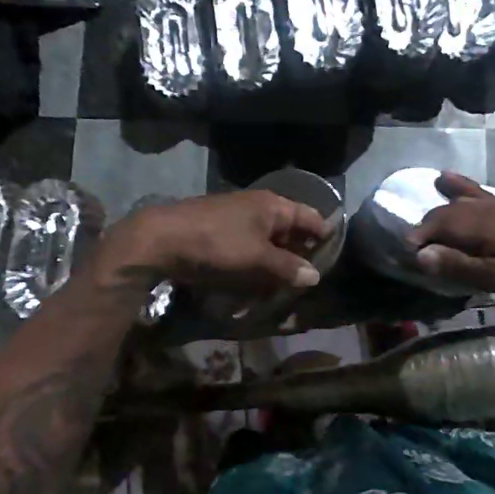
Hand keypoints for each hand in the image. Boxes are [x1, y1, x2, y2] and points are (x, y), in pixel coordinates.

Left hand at [98, 190, 329, 294]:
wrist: (161, 238)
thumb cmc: (216, 243)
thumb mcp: (257, 258)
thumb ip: (288, 267)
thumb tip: (314, 275)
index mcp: (273, 205)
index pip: (310, 217)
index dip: (324, 235)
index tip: (333, 257)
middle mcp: (257, 206)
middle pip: (288, 229)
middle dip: (297, 255)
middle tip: (305, 281)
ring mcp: (235, 217)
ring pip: (265, 241)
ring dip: (273, 263)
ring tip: (279, 288)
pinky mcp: (217, 231)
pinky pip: (245, 247)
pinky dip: (252, 264)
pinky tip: (250, 283)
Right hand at [407, 172, 494, 315]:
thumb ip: (461, 266)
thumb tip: (422, 255)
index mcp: (489, 222)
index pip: (442, 221)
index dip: (421, 234)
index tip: (408, 253)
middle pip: (454, 209)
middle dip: (432, 220)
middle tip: (415, 240)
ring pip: (472, 199)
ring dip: (452, 198)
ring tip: (437, 183)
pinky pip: (487, 199)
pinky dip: (472, 192)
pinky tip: (470, 192)